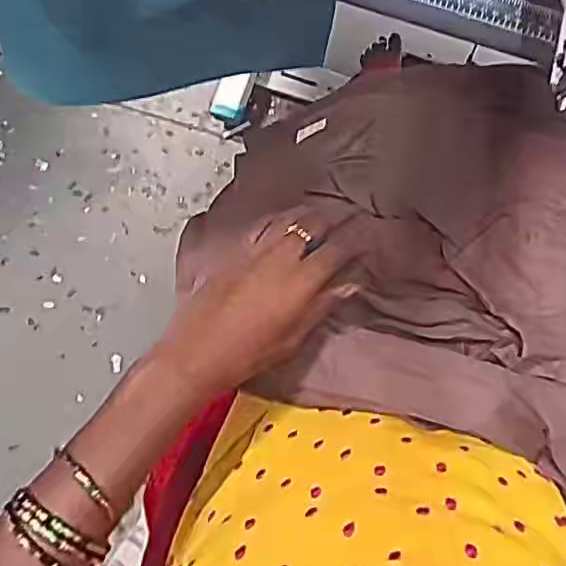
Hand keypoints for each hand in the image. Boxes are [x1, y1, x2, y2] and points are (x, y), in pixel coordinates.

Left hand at [147, 214, 363, 394]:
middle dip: (334, 218)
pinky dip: (278, 219)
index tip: (367, 233)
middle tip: (347, 217)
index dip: (356, 238)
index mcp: (301, 281)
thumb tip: (348, 286)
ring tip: (319, 212)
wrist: (198, 352)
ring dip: (307, 214)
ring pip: (288, 219)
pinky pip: (262, 225)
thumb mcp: (294, 337)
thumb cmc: (248, 353)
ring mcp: (256, 251)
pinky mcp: (235, 251)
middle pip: (314, 224)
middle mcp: (280, 258)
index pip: (337, 249)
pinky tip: (281, 220)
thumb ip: (322, 306)